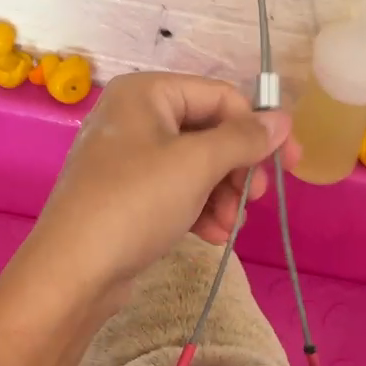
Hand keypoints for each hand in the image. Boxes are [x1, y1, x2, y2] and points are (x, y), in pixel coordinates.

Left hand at [14, 72, 298, 308]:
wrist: (74, 272)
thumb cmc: (134, 204)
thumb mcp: (196, 165)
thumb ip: (243, 139)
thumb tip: (283, 121)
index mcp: (146, 94)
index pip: (221, 97)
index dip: (259, 129)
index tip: (291, 165)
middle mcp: (135, 118)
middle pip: (209, 133)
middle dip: (237, 170)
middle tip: (254, 200)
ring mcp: (128, 161)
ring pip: (196, 168)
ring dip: (221, 197)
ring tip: (227, 228)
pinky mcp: (127, 198)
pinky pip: (176, 194)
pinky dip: (199, 211)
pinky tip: (212, 237)